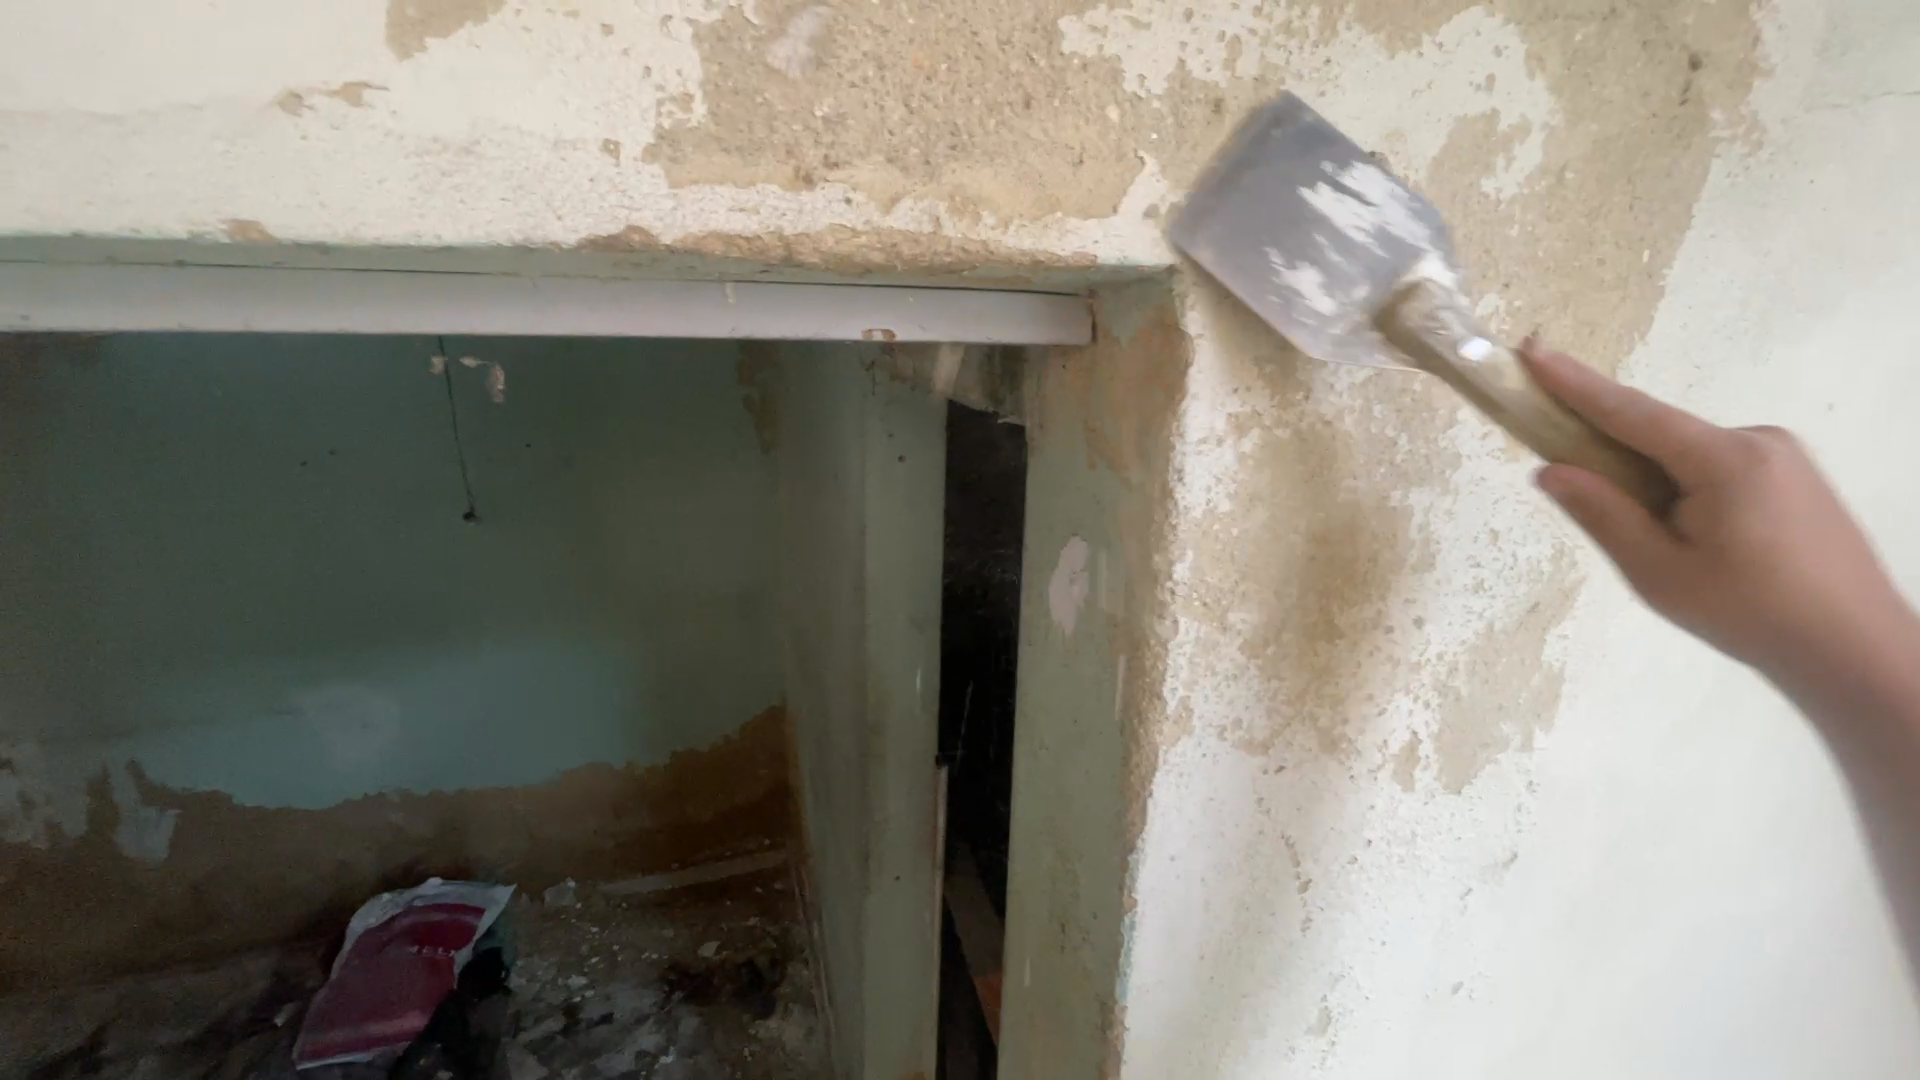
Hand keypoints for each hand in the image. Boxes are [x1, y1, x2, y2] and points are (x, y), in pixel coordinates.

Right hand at [1520, 339, 1916, 686]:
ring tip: (1653, 544)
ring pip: (1678, 455)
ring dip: (1641, 481)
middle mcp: (1757, 442)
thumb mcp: (1656, 568)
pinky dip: (1670, 487)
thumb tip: (1550, 470)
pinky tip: (1680, 535)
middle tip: (1576, 494)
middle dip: (1603, 453)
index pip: (1630, 412)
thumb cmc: (1748, 612)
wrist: (1856, 649)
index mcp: (1725, 459)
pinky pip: (1704, 467)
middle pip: (1652, 434)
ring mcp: (1779, 457)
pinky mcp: (1788, 477)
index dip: (1574, 383)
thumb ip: (1601, 512)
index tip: (1531, 350)